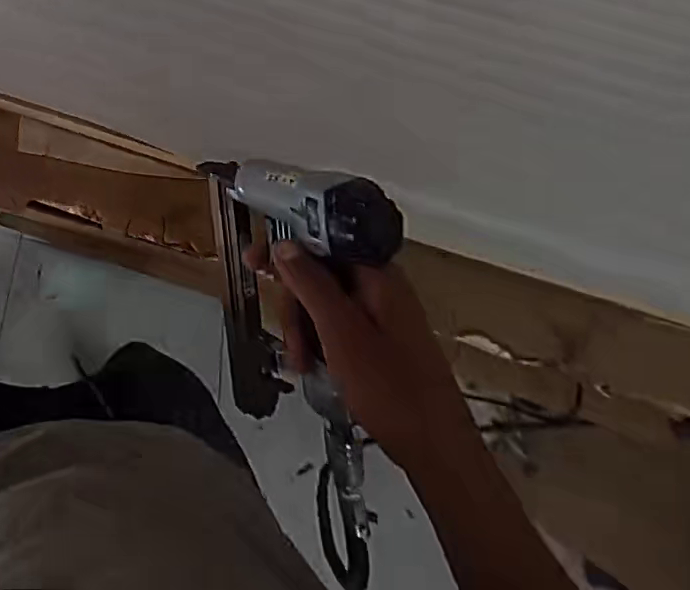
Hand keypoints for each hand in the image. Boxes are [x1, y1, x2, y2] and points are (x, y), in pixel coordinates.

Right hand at [254, 240, 476, 474]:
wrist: (436, 449)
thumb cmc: (391, 389)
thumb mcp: (340, 333)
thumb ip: (311, 284)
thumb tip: (285, 245)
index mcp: (376, 273)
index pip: (323, 241)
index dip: (286, 248)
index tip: (253, 260)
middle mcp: (379, 285)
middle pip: (318, 274)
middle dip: (295, 305)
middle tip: (291, 344)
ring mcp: (381, 312)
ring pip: (324, 302)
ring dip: (304, 329)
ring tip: (303, 364)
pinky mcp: (379, 338)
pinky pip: (337, 325)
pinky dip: (319, 342)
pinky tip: (315, 366)